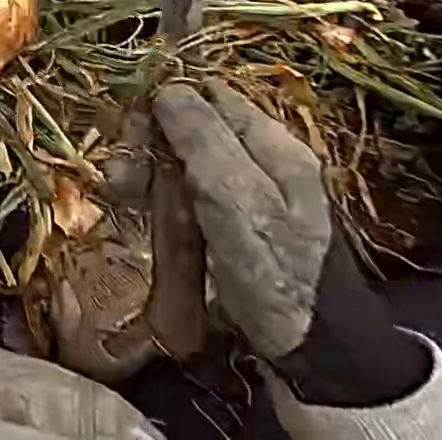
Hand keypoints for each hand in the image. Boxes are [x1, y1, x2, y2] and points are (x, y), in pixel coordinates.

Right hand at [154, 81, 429, 405]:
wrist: (317, 355)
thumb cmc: (278, 275)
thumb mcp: (238, 201)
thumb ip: (203, 139)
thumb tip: (167, 86)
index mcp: (269, 141)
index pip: (205, 91)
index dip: (162, 100)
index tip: (133, 128)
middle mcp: (256, 154)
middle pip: (186, 121)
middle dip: (148, 138)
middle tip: (125, 171)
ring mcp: (242, 184)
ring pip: (178, 152)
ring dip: (144, 166)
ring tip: (124, 191)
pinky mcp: (226, 213)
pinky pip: (181, 183)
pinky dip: (155, 190)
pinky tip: (137, 204)